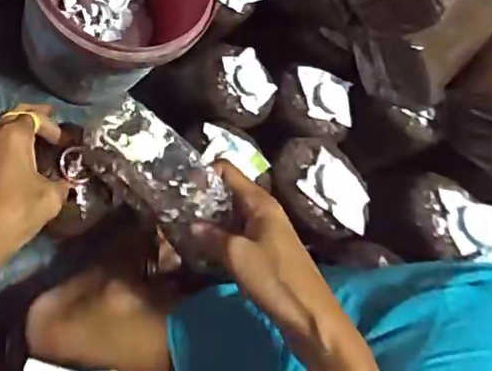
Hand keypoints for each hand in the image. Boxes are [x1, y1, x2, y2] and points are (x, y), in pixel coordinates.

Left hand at [0, 104, 68, 267]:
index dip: (51, 126)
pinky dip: (5, 141)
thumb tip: (66, 183)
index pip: (36, 117)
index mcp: (15, 135)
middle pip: (14, 113)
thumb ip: (61, 185)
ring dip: (16, 126)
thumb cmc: (16, 210)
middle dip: (32, 113)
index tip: (61, 141)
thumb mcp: (50, 199)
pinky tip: (14, 155)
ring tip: (31, 135)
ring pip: (0, 126)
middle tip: (47, 116)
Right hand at [189, 163, 376, 370]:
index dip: (204, 173)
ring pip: (232, 215)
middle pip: (228, 192)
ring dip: (211, 220)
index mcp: (259, 201)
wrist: (312, 319)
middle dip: (204, 198)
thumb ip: (212, 236)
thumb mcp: (238, 256)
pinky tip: (205, 249)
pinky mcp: (266, 251)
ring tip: (184, 227)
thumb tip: (190, 223)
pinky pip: (238, 234)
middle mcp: (263, 209)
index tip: (182, 185)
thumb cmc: (276, 279)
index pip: (227, 170)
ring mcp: (265, 230)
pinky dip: (222, 237)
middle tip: (178, 209)